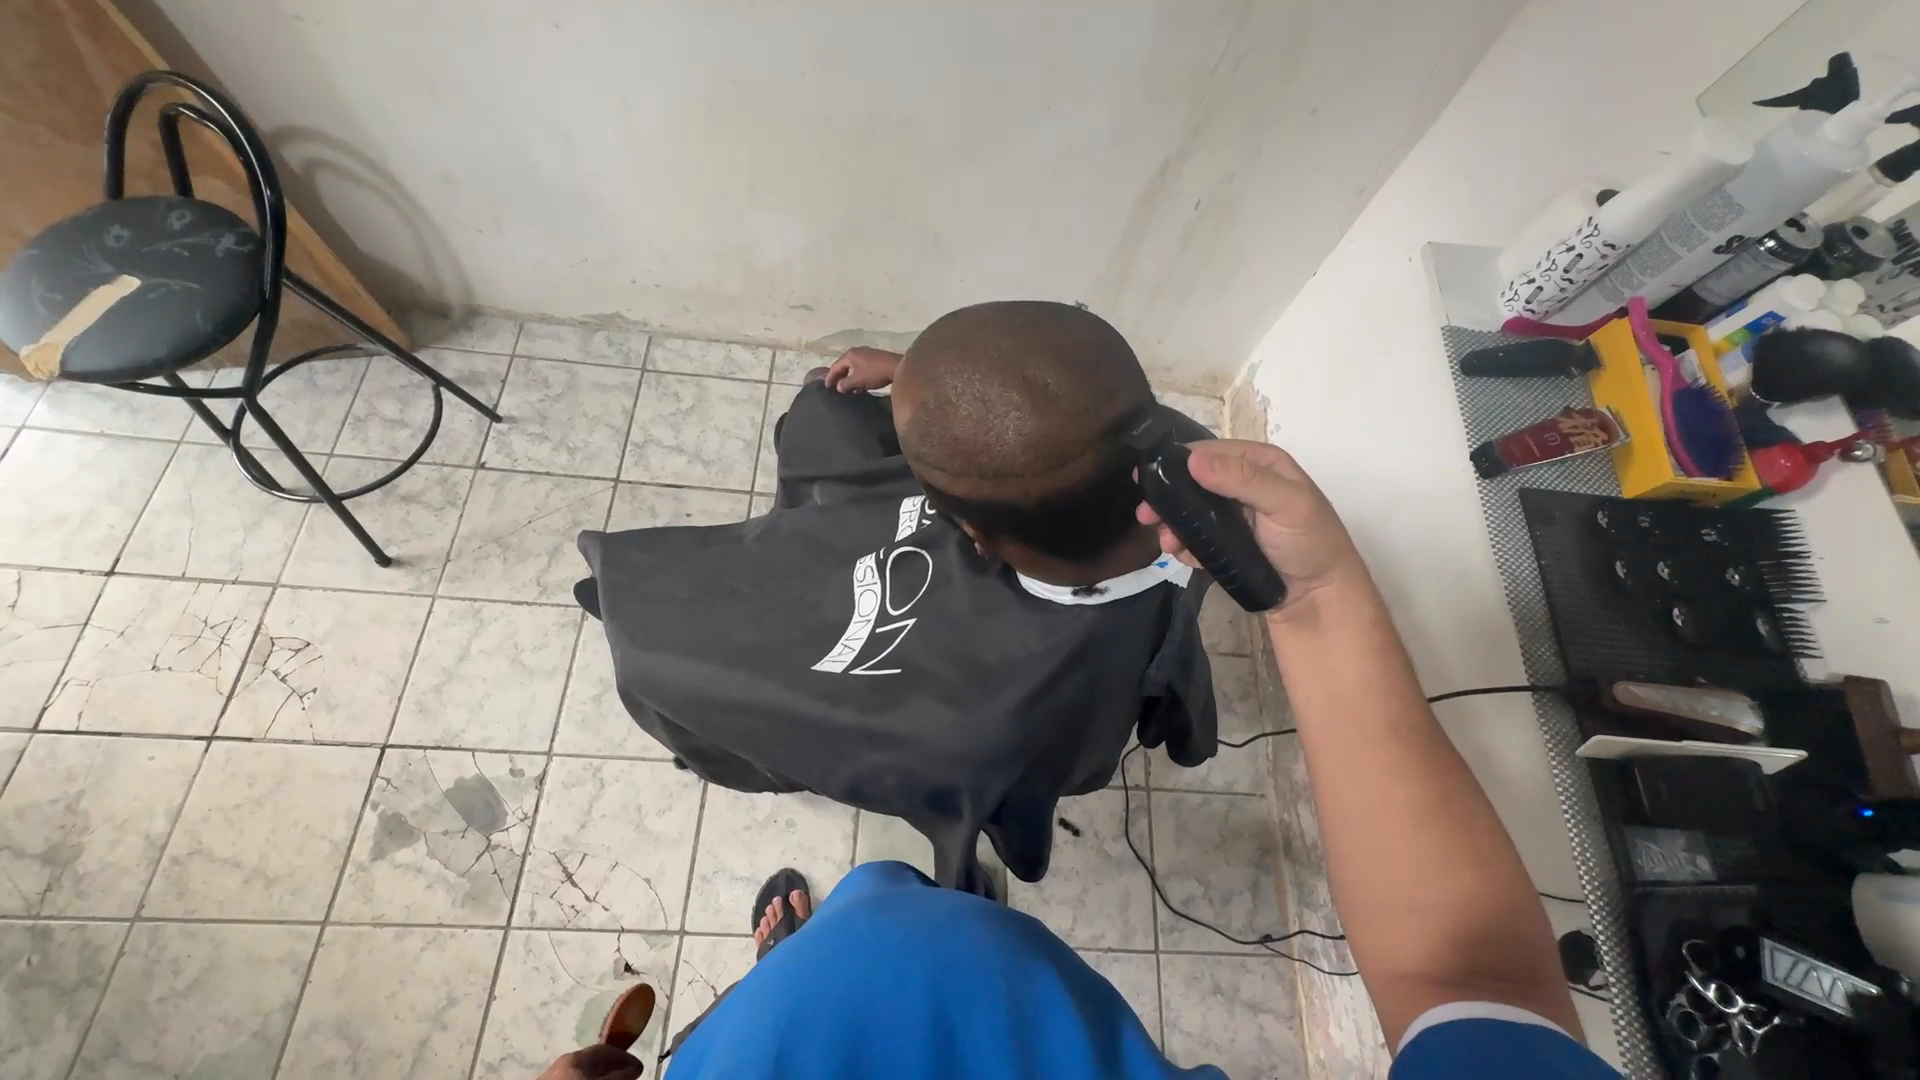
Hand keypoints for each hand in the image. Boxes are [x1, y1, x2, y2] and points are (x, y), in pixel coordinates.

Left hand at [534, 1044, 643, 1079]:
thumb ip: (618, 1077)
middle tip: (629, 1078)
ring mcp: (551, 1078)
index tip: (639, 1068)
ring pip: (582, 1075)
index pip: (606, 1050)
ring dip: (600, 1077)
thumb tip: (633, 1069)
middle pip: (593, 1063)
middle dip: (612, 1069)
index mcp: (574, 1058)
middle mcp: (561, 1064)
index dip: (625, 1058)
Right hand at [822, 347, 901, 392]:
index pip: (835, 367)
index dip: (830, 378)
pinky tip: (860, 385)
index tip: (826, 387)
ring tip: (847, 389)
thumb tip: (839, 387)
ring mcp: (868, 354)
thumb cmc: (875, 373)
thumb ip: (845, 384)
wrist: (897, 367)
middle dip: (839, 377)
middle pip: (844, 365)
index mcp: (849, 355)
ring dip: (849, 378)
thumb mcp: (857, 380)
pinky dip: (858, 376)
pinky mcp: (877, 359)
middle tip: (835, 388)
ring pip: (854, 367)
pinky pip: (862, 368)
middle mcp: (857, 351)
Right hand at [1135, 439, 1364, 609]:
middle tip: (1145, 514)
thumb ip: (1243, 479)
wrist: (1317, 598)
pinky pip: (1195, 538)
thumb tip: (1194, 460)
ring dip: (1172, 525)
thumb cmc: (1310, 543)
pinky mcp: (1224, 544)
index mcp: (1260, 464)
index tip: (1148, 474)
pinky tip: (1181, 556)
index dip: (1179, 460)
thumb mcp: (1285, 503)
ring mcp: (1231, 516)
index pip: (1212, 451)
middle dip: (1167, 497)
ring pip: (1189, 512)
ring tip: (1166, 543)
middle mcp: (1242, 485)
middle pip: (1193, 481)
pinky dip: (1184, 546)